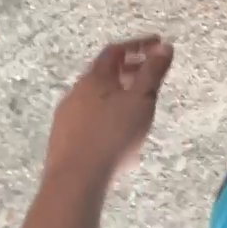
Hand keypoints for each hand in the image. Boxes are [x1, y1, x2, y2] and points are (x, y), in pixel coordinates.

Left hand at [44, 36, 173, 189]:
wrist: (73, 183)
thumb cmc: (113, 134)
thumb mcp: (142, 99)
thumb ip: (153, 71)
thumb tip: (164, 46)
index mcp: (94, 79)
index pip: (115, 51)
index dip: (138, 44)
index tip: (158, 44)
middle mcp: (76, 93)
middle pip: (104, 72)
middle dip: (129, 68)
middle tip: (150, 73)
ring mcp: (65, 117)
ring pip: (95, 95)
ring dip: (118, 92)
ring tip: (138, 104)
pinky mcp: (62, 139)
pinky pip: (88, 115)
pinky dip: (106, 111)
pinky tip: (118, 129)